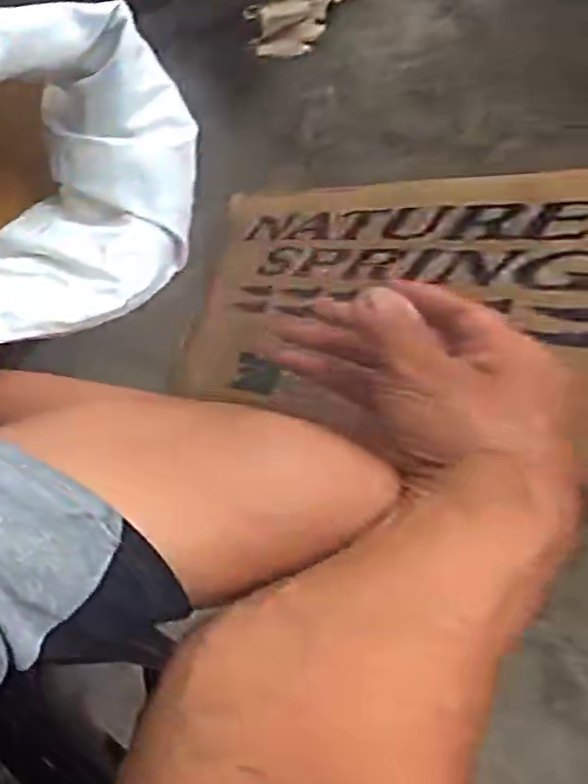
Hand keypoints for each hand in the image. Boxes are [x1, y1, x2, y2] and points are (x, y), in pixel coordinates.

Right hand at [265, 282, 580, 511]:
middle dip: (348, 325)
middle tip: (304, 310)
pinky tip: (292, 366)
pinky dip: (330, 377)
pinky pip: (368, 393)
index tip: (369, 283)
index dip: (413, 297)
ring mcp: (442, 404)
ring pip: (378, 366)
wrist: (483, 500)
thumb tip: (371, 292)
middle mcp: (478, 376)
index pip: (458, 314)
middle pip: (406, 340)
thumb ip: (394, 330)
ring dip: (326, 350)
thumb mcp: (428, 372)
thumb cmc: (470, 425)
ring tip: (278, 338)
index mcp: (505, 355)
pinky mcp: (413, 428)